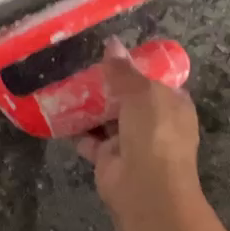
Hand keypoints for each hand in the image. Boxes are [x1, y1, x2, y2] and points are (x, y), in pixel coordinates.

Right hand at [77, 37, 201, 228]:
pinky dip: (74, 128)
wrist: (146, 187)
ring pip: (106, 117)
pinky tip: (57, 111)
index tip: (112, 55)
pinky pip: (88, 137)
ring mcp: (130, 141)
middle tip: (81, 67)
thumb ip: (124, 70)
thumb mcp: (142, 93)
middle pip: (127, 98)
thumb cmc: (155, 133)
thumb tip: (112, 42)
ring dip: (89, 105)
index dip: (136, 68)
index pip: (155, 81)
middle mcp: (154, 123)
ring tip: (65, 83)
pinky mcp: (107, 157)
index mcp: (173, 105)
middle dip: (107, 86)